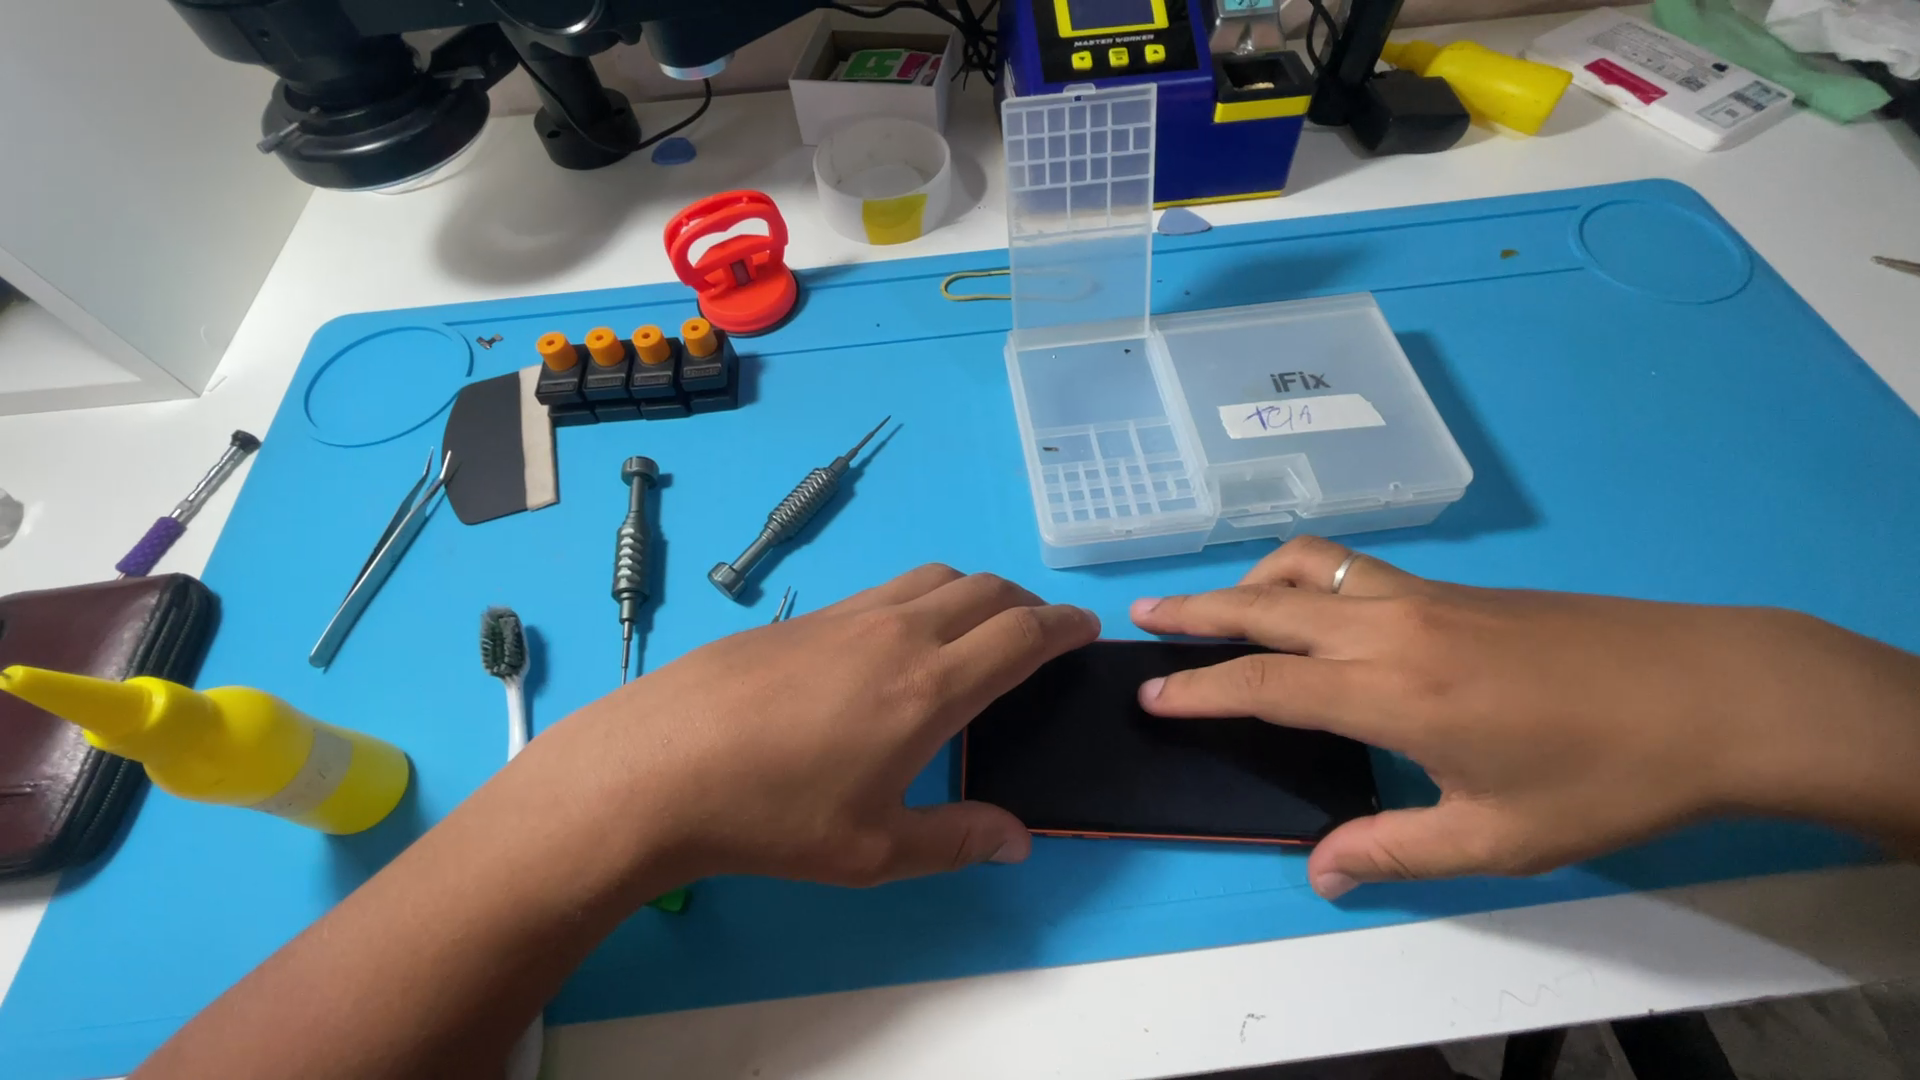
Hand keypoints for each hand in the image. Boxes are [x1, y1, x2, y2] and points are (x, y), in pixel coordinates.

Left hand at [532, 565, 1098, 891]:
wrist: (661, 765)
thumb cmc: (775, 815)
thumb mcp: (873, 851)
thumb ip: (956, 840)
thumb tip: (1017, 840)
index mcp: (932, 687)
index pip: (1022, 636)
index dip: (1063, 626)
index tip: (1086, 626)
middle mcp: (901, 633)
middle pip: (987, 591)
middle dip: (1028, 604)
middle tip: (1042, 629)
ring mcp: (851, 616)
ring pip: (937, 577)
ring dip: (977, 591)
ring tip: (981, 623)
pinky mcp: (809, 615)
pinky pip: (890, 588)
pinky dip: (925, 596)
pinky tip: (903, 635)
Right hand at [1132, 537, 1919, 898]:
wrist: (1712, 692)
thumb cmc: (1602, 775)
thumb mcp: (1498, 837)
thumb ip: (1395, 849)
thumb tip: (1320, 873)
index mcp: (1389, 693)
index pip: (1264, 685)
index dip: (1199, 691)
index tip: (1150, 694)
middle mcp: (1385, 628)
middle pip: (1262, 606)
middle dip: (1194, 611)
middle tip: (1144, 613)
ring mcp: (1412, 596)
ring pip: (1300, 567)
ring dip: (1245, 581)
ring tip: (1217, 605)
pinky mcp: (1439, 585)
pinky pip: (1341, 565)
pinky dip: (1295, 573)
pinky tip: (1302, 601)